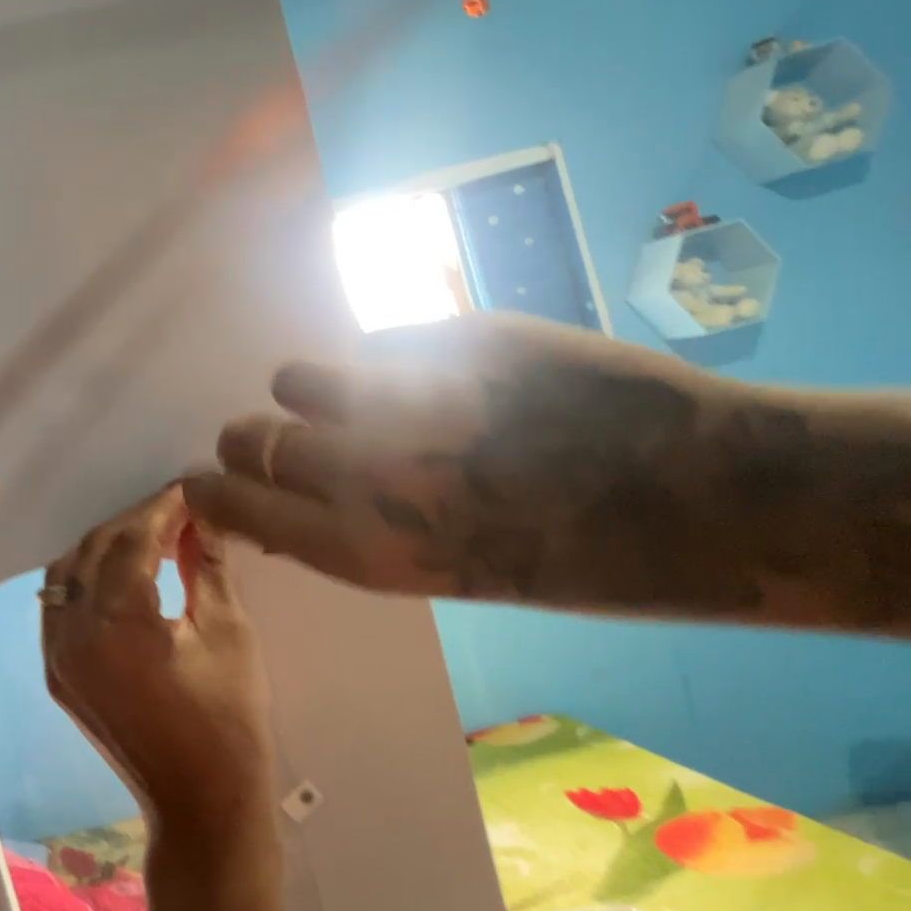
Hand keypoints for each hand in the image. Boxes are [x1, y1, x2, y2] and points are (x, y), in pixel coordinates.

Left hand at [41, 486, 273, 831]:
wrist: (200, 804)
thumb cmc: (229, 721)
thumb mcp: (228, 632)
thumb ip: (206, 564)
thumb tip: (204, 515)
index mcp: (116, 624)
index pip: (131, 541)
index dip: (162, 508)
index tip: (190, 491)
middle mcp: (71, 633)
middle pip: (93, 550)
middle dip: (133, 523)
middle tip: (177, 513)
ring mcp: (55, 655)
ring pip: (66, 575)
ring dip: (104, 548)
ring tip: (151, 540)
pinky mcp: (55, 673)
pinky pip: (59, 607)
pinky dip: (85, 580)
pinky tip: (121, 576)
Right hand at [181, 313, 786, 616]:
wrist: (701, 499)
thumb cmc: (555, 559)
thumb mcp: (428, 571)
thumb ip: (341, 533)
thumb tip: (272, 505)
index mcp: (357, 546)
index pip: (228, 498)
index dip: (209, 485)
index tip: (209, 476)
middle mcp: (363, 474)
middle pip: (248, 435)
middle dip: (255, 437)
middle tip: (288, 437)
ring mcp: (406, 399)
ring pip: (297, 376)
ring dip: (317, 389)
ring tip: (366, 396)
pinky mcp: (452, 339)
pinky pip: (381, 342)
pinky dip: (394, 361)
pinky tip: (449, 379)